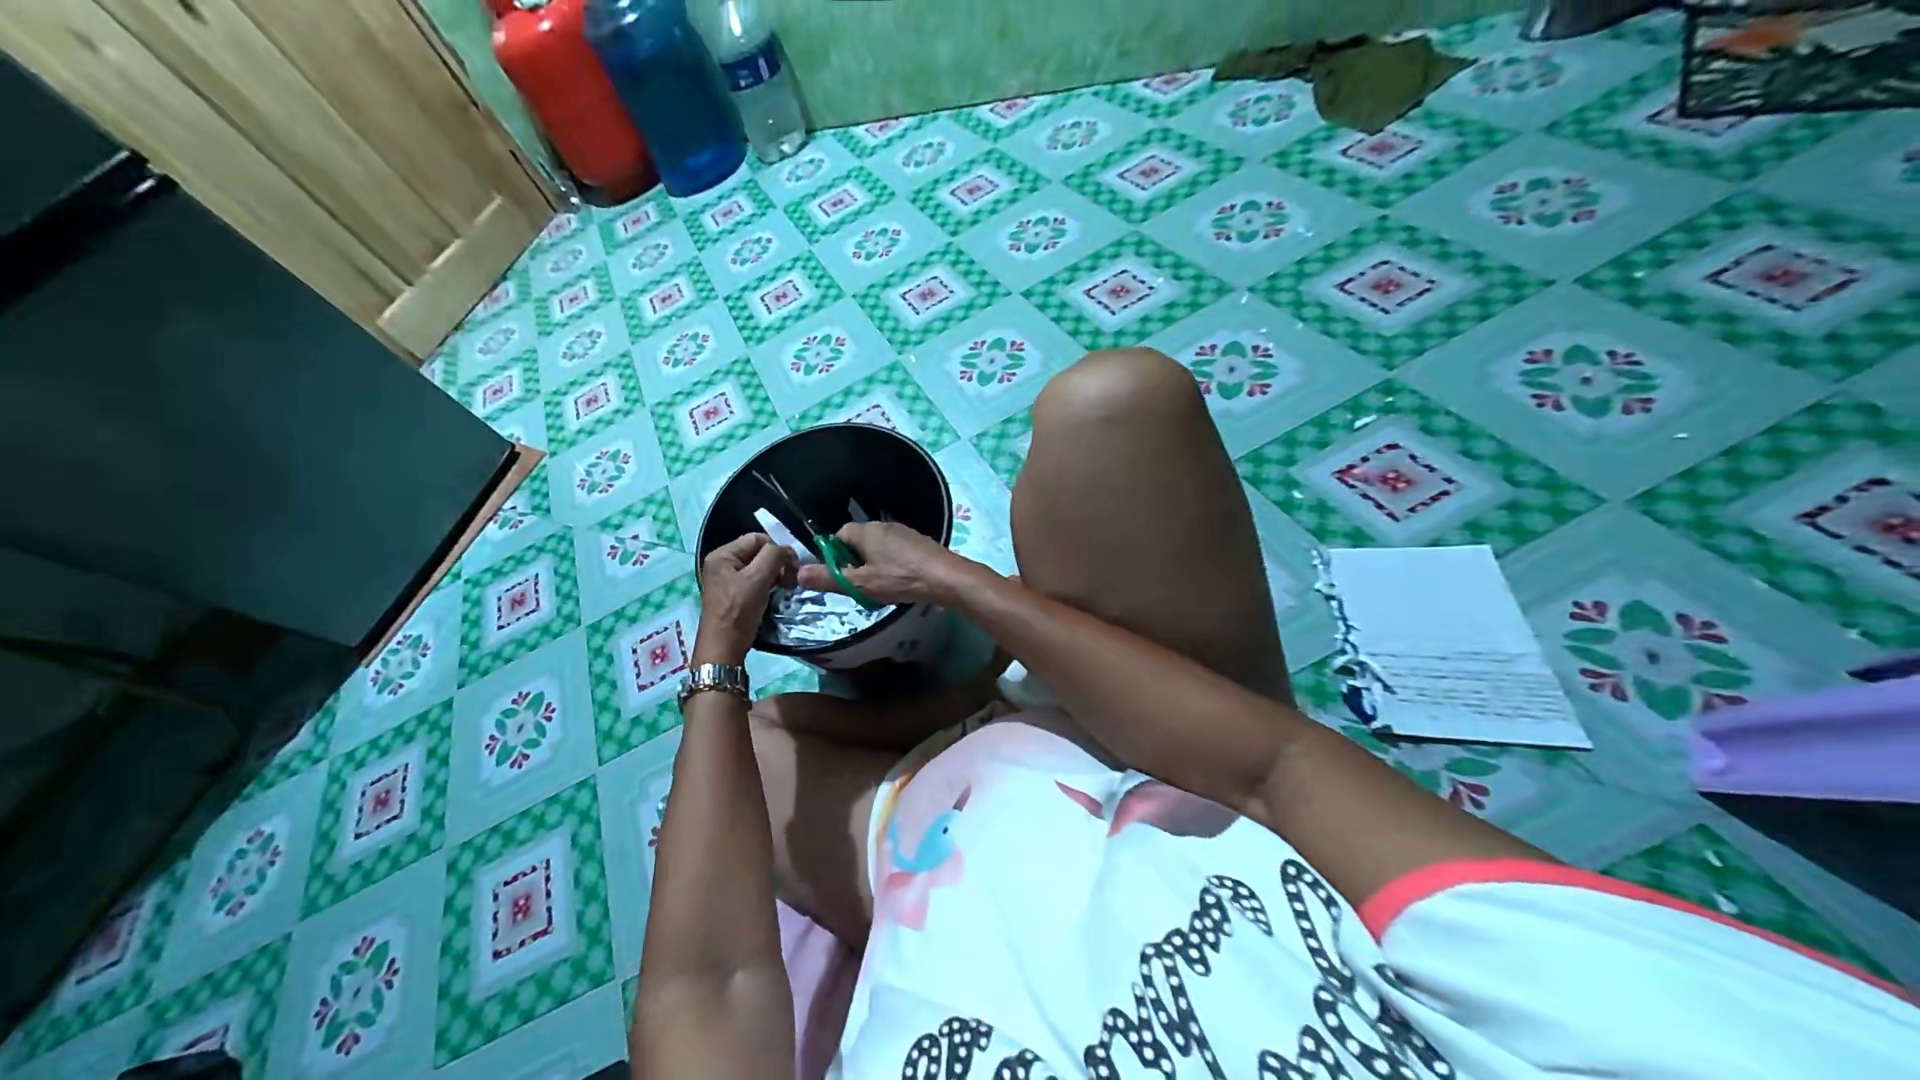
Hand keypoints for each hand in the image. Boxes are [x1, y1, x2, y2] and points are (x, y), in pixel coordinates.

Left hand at [695, 533, 794, 662]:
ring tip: (785, 587)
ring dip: (774, 574)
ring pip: (758, 567)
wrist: (724, 647)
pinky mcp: (733, 594)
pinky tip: (774, 594)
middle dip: (777, 562)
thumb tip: (788, 551)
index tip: (792, 566)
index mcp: (722, 554)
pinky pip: (754, 581)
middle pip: (757, 552)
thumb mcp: (758, 578)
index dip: (777, 548)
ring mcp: (726, 580)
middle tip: (790, 579)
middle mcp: (722, 563)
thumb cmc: (739, 610)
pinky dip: (767, 585)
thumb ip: (774, 556)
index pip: (757, 538)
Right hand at [796, 521, 981, 606]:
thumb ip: (829, 579)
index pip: (838, 536)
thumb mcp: (860, 584)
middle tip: (857, 586)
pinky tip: (898, 582)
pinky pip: (895, 552)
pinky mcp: (918, 543)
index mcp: (865, 531)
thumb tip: (798, 573)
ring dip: (873, 565)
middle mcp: (883, 526)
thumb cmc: (900, 579)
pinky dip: (891, 565)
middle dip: (853, 563)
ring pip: (877, 548)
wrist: (946, 577)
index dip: (833, 556)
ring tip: (877, 588)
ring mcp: (903, 533)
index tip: (837, 576)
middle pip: (857, 541)